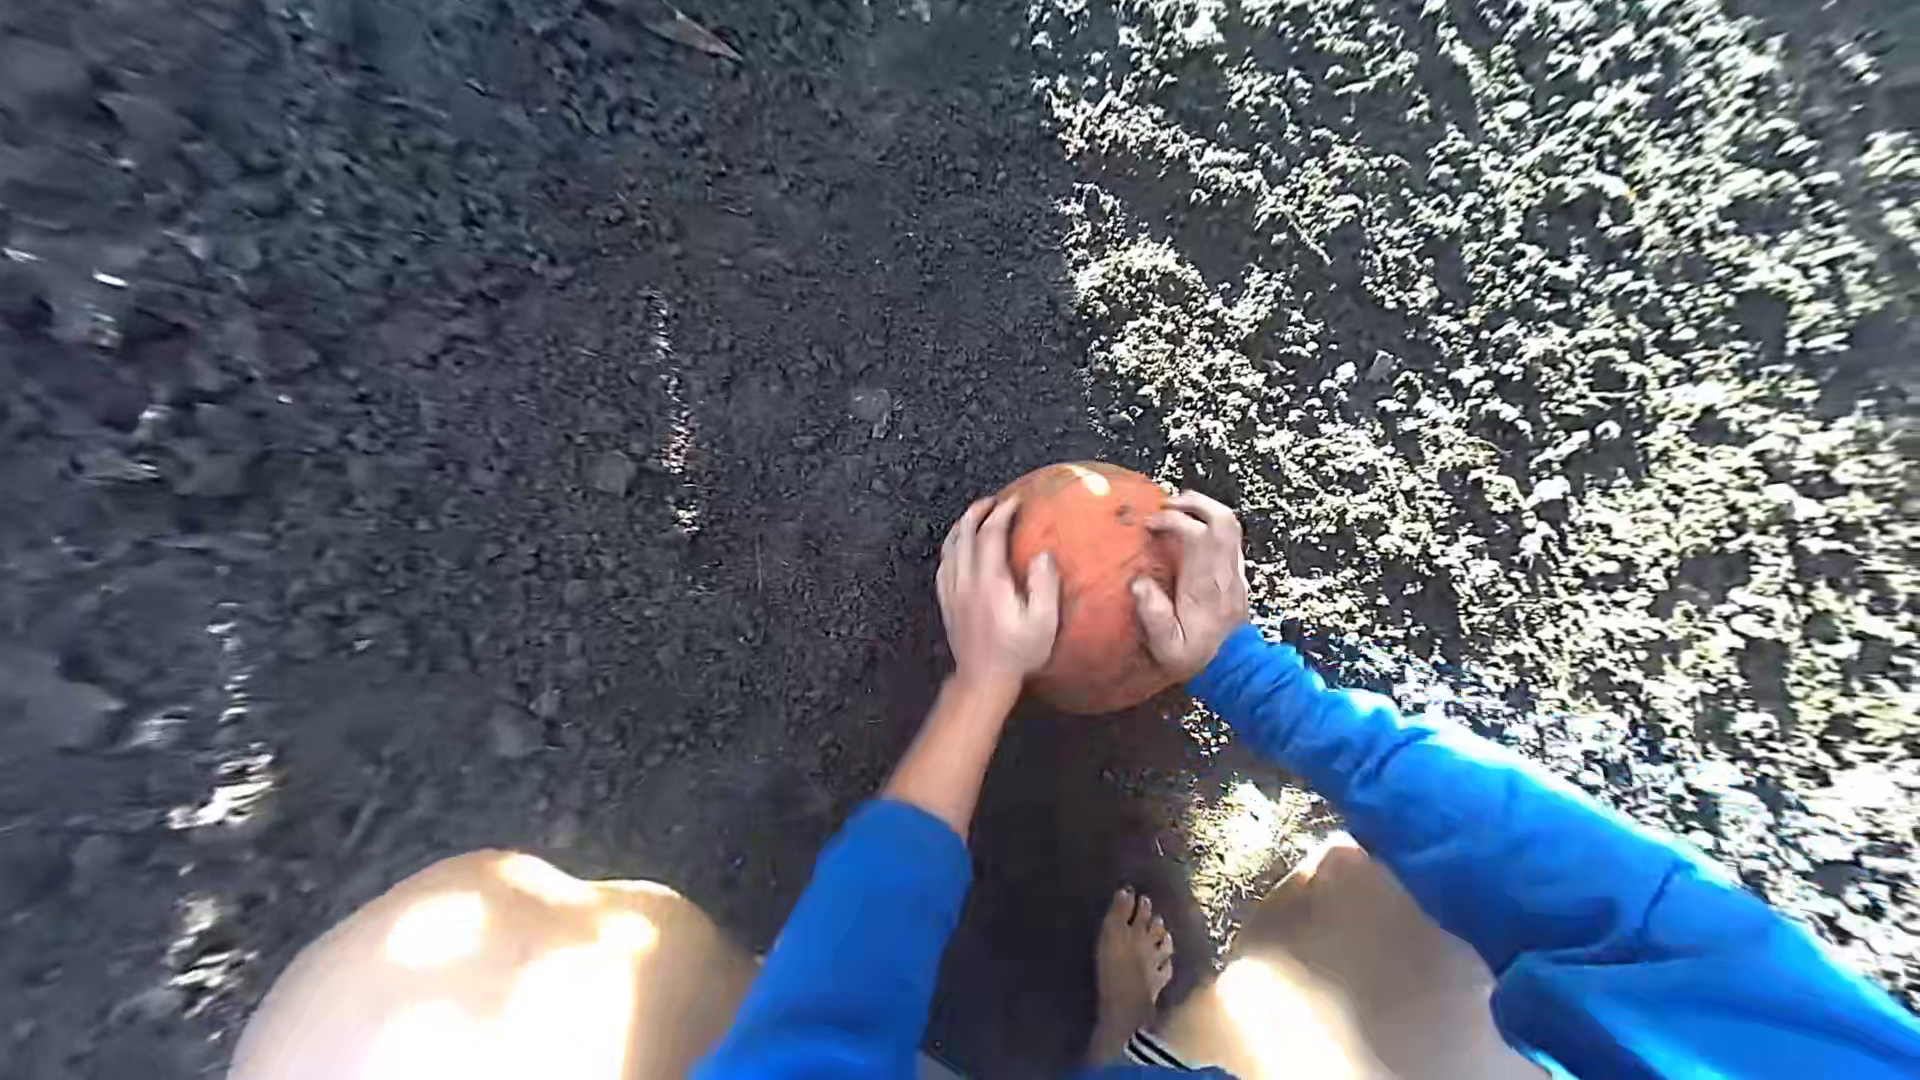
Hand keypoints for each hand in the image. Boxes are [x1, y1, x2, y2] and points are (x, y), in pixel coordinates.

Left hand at [937, 497, 1060, 690]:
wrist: (983, 679)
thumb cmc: (1017, 653)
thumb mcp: (1043, 623)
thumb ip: (1044, 586)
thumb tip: (1043, 555)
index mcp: (990, 582)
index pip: (990, 535)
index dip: (1002, 513)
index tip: (1015, 501)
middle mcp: (966, 582)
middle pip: (964, 534)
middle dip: (977, 511)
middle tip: (993, 501)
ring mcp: (953, 592)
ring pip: (949, 547)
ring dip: (961, 526)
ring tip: (975, 516)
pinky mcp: (947, 602)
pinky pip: (943, 566)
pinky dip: (950, 549)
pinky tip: (958, 548)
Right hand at [1132, 491, 1249, 679]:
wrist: (1233, 669)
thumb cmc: (1194, 656)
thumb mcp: (1167, 646)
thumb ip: (1153, 615)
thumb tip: (1138, 583)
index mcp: (1205, 585)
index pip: (1196, 535)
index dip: (1171, 521)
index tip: (1149, 525)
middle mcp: (1225, 573)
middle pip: (1222, 519)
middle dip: (1192, 503)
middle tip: (1165, 504)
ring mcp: (1236, 572)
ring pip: (1230, 524)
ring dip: (1203, 509)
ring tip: (1176, 509)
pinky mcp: (1238, 574)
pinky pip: (1230, 537)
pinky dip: (1210, 523)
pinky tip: (1191, 530)